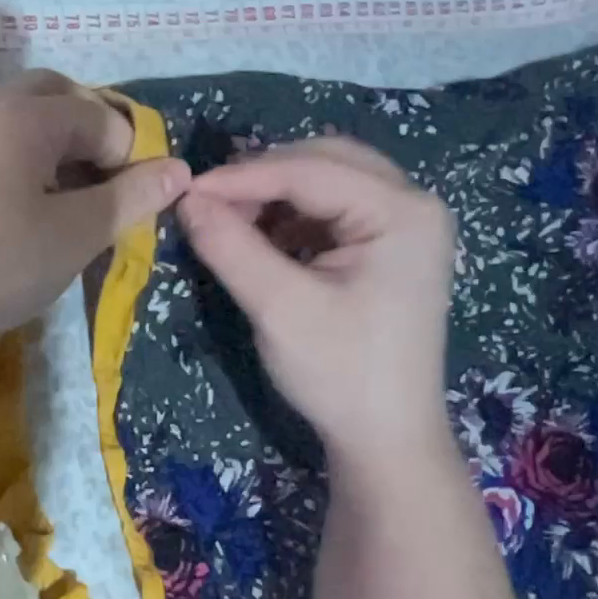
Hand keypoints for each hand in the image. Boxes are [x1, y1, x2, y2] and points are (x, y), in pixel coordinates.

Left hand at [0, 70, 190, 346]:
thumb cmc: (3, 266)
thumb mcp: (77, 234)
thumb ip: (131, 197)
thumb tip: (179, 171)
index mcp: (25, 114)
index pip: (99, 116)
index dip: (129, 156)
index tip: (133, 204)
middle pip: (58, 99)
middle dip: (92, 136)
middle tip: (105, 187)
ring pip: (26, 124)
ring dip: (60, 151)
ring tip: (74, 205)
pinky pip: (0, 149)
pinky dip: (28, 166)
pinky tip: (33, 214)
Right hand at [176, 136, 456, 463]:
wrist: (384, 435)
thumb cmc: (339, 372)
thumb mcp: (279, 308)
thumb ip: (233, 249)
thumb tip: (187, 202)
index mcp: (401, 210)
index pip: (311, 170)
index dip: (243, 176)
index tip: (186, 191)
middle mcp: (411, 204)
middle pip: (326, 163)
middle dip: (262, 179)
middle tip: (206, 205)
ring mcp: (403, 228)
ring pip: (328, 186)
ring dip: (275, 198)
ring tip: (228, 224)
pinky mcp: (387, 253)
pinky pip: (332, 216)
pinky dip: (291, 221)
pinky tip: (261, 244)